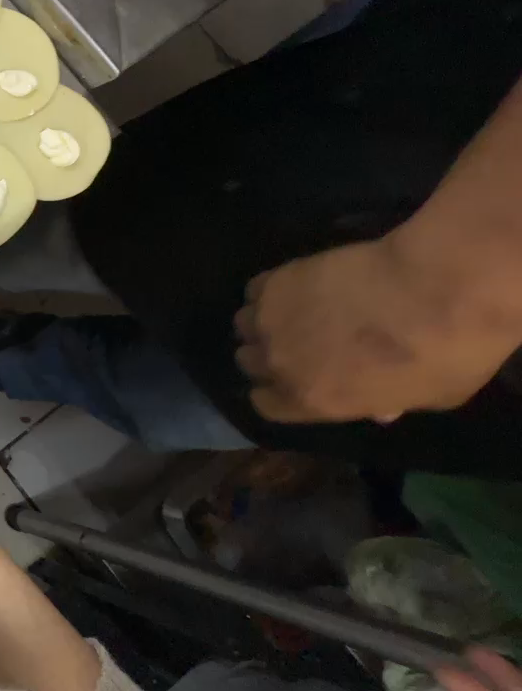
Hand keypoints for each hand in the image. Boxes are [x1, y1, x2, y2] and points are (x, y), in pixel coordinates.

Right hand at [234, 238, 515, 422]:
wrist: (436, 290)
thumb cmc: (446, 353)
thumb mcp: (432, 397)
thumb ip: (389, 402)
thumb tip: (376, 408)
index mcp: (310, 398)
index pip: (265, 404)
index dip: (279, 396)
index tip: (298, 386)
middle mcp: (276, 362)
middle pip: (248, 362)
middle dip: (268, 357)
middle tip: (300, 347)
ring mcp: (267, 319)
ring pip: (244, 325)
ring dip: (264, 323)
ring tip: (294, 315)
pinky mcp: (271, 283)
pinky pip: (256, 292)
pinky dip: (271, 292)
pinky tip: (299, 289)